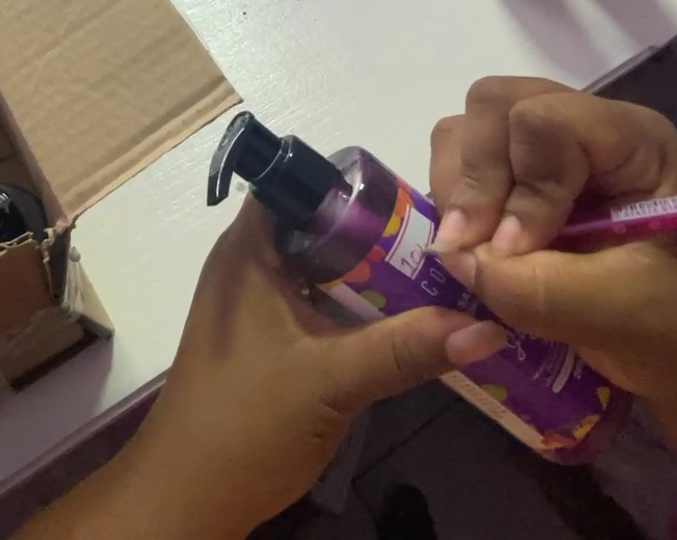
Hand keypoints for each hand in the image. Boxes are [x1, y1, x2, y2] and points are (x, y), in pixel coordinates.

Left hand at [121, 200, 508, 535]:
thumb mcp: (333, 380)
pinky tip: (395, 317)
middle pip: (316, 224)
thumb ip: (406, 348)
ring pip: (318, 264)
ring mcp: (253, 299)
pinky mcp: (264, 332)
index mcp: (248, 248)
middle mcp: (247, 261)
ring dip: (365, 270)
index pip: (295, 181)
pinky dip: (350, 302)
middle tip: (436, 240)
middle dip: (373, 231)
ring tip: (429, 273)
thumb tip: (487, 325)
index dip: (351, 183)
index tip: (409, 198)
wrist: (190, 495)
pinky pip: (313, 298)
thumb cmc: (248, 422)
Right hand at [426, 77, 676, 403]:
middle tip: (473, 243)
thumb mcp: (621, 315)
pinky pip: (462, 165)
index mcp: (633, 141)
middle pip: (494, 106)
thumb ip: (534, 286)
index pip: (542, 118)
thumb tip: (453, 256)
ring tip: (474, 248)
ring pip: (468, 130)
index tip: (517, 250)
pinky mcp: (523, 180)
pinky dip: (454, 204)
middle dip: (474, 175)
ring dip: (458, 190)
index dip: (519, 181)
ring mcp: (550, 152)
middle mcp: (586, 130)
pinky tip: (476, 248)